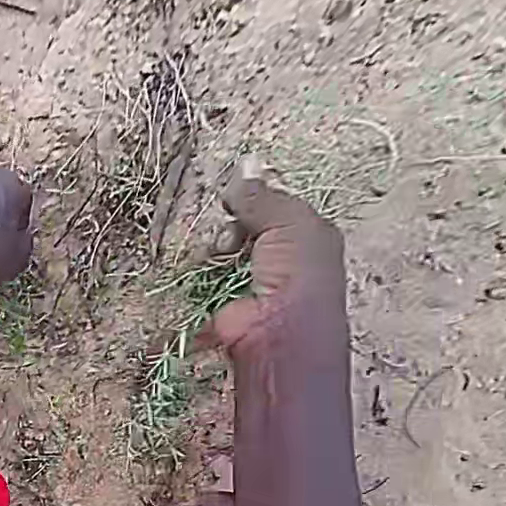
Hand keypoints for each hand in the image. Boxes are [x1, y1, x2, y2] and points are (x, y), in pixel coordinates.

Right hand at [199, 173, 346, 361]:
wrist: (278, 330)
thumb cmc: (296, 272)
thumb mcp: (289, 221)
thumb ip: (262, 198)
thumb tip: (240, 175)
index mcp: (304, 238)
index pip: (273, 210)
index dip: (253, 202)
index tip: (234, 198)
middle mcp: (279, 262)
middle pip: (244, 232)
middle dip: (232, 228)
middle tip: (230, 234)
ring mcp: (250, 287)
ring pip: (222, 256)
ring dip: (215, 252)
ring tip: (218, 254)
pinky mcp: (224, 309)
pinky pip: (206, 286)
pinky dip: (200, 278)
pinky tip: (204, 272)